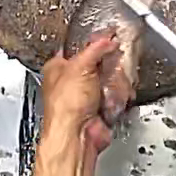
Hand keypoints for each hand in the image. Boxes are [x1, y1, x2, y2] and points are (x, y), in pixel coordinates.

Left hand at [40, 34, 119, 154]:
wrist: (76, 136)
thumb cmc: (65, 106)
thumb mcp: (80, 66)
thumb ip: (95, 49)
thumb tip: (106, 39)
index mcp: (58, 68)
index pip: (78, 48)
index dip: (93, 43)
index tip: (108, 38)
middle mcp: (70, 82)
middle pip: (98, 64)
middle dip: (108, 66)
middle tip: (111, 64)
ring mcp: (86, 97)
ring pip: (109, 80)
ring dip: (114, 83)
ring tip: (108, 88)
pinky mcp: (100, 109)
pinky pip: (116, 96)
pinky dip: (118, 97)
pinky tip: (112, 100)